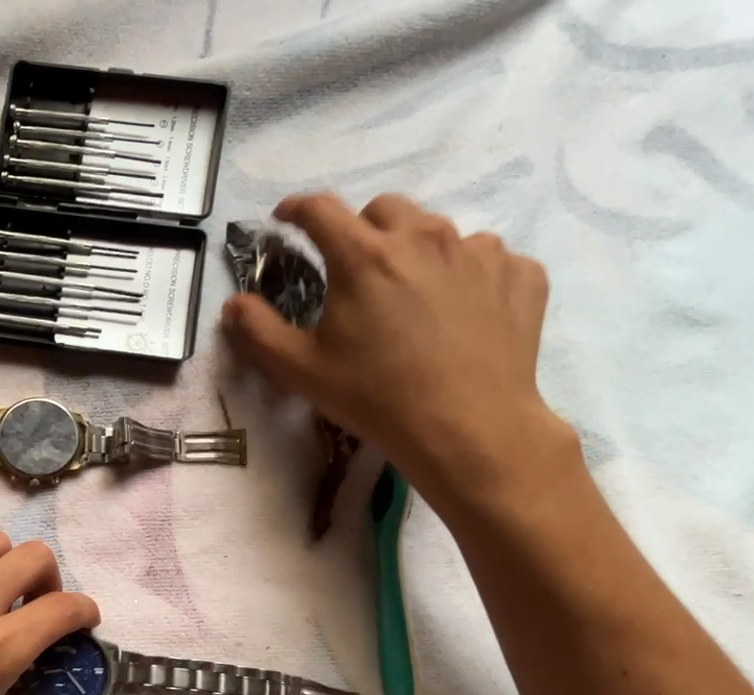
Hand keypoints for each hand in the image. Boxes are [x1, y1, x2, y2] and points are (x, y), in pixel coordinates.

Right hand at [221, 192, 576, 516]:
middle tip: (353, 269)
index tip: (286, 217)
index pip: (322, 209)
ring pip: (438, 231)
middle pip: (385, 208)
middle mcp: (425, 238)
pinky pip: (485, 258)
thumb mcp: (299, 369)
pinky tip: (457, 314)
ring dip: (415, 251)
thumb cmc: (374, 396)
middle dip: (362, 228)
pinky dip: (464, 275)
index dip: (297, 208)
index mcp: (364, 256)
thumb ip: (258, 330)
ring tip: (409, 297)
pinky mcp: (520, 274)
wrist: (468, 426)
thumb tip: (234, 303)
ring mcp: (480, 252)